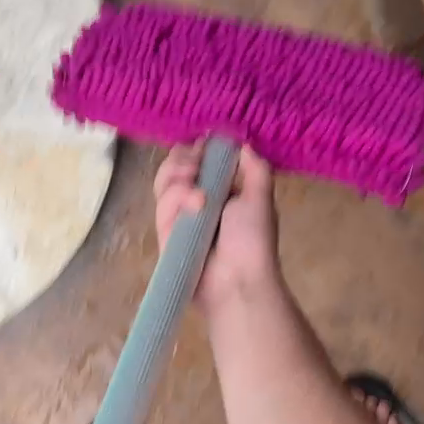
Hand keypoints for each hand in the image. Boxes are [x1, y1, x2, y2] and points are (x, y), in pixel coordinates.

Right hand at [152, 143, 279, 312]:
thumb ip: (255, 168)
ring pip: (163, 184)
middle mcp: (196, 203)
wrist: (239, 280)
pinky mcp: (165, 236)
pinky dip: (176, 198)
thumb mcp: (261, 198)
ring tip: (198, 189)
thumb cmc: (254, 241)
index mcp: (219, 192)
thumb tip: (242, 143)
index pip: (197, 162)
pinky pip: (161, 207)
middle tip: (196, 165)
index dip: (196, 150)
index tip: (204, 145)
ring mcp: (179, 220)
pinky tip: (196, 204)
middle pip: (174, 169)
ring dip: (178, 178)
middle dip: (182, 160)